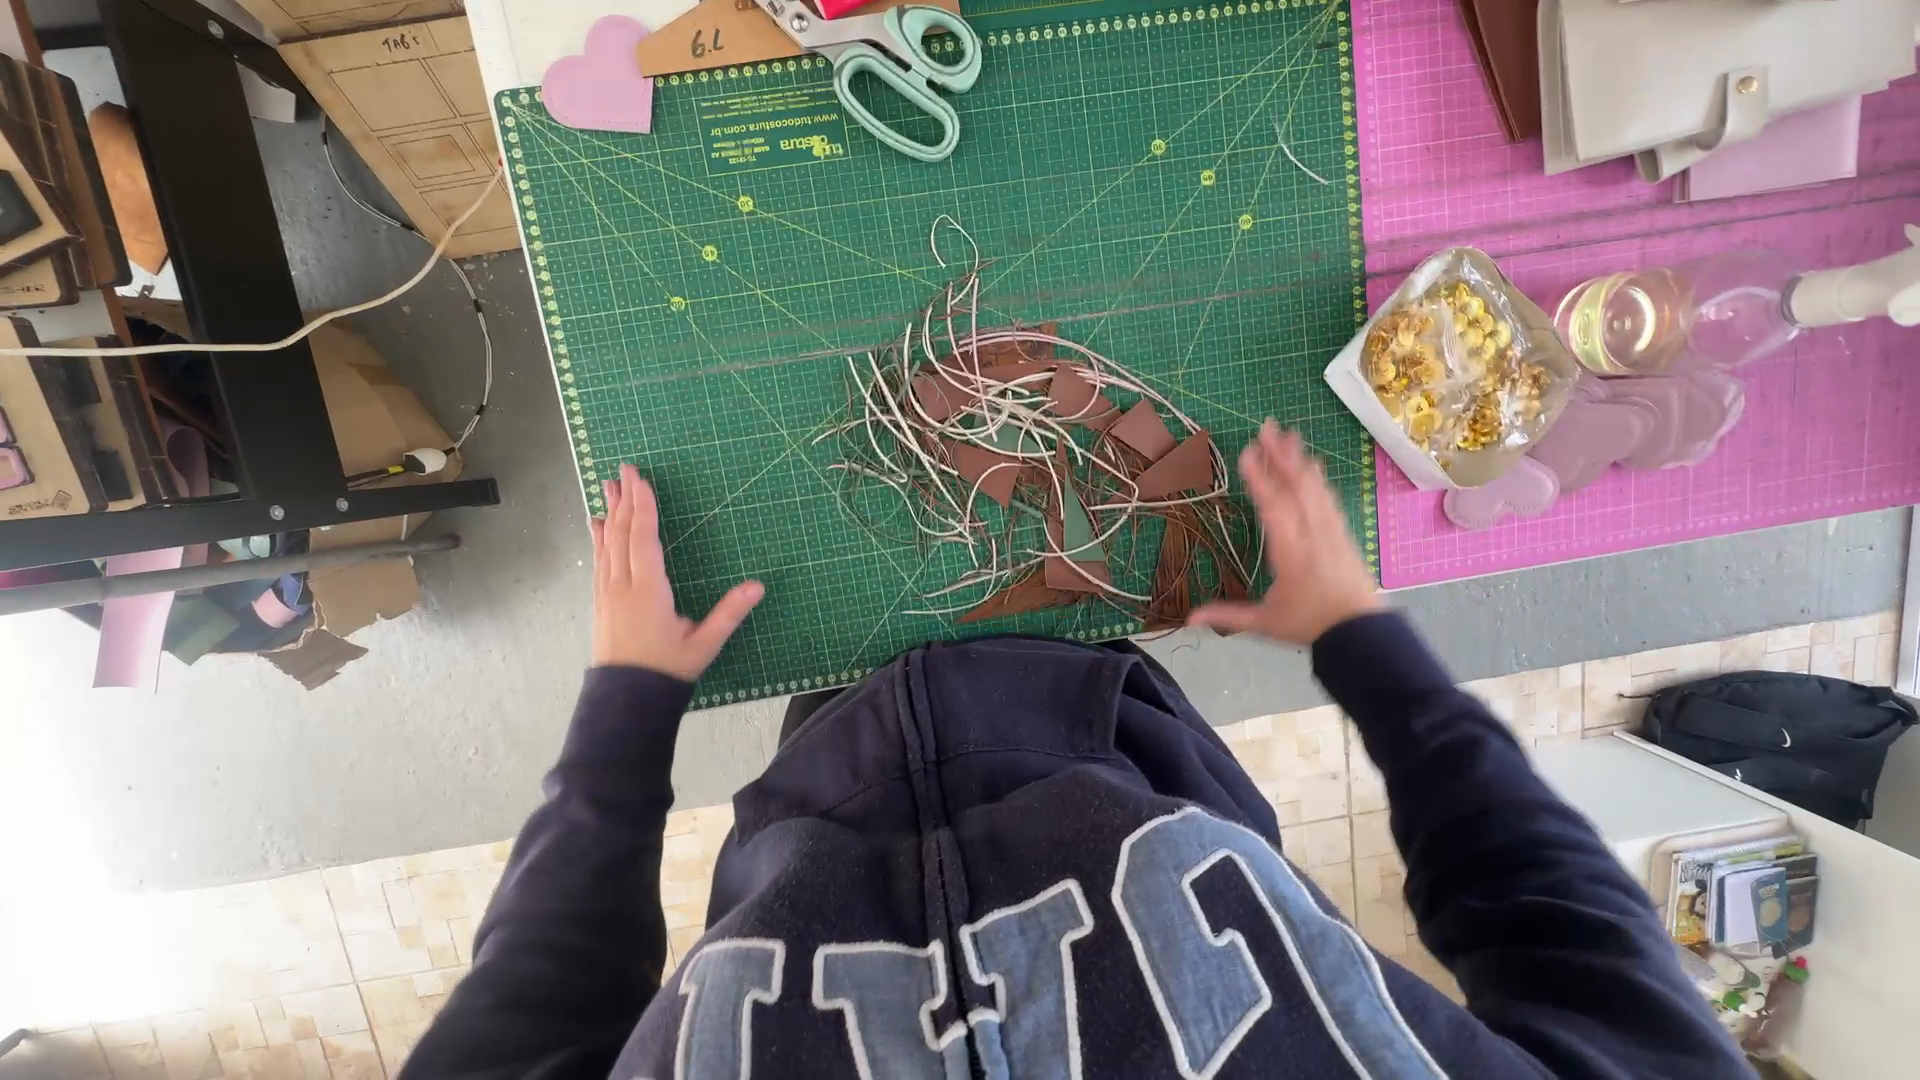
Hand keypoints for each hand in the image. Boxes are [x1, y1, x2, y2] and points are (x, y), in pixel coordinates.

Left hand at [591, 464, 763, 680]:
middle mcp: (621, 586)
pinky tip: (597, 527)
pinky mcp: (602, 603)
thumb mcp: (704, 644)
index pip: (643, 539)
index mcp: (647, 591)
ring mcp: (607, 594)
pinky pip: (600, 561)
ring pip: (607, 545)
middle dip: (623, 500)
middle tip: (622, 471)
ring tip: (609, 488)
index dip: (642, 507)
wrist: (625, 701)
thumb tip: (757, 586)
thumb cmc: (667, 671)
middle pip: (621, 534)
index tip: (640, 479)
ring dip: (610, 514)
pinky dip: (600, 538)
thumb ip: (729, 613)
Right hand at [1189, 420, 1382, 646]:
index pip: (1273, 508)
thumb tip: (1188, 619)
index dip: (1259, 479)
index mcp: (1290, 551)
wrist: (1362, 632)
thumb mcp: (1266, 622)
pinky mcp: (1343, 535)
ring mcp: (1331, 532)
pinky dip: (1317, 479)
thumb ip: (1228, 615)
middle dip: (1281, 455)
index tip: (1248, 452)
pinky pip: (1328, 499)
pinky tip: (1313, 467)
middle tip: (1269, 427)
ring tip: (1290, 436)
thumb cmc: (1311, 624)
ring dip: (1300, 461)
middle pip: (1297, 487)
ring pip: (1315, 489)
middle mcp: (1312, 534)